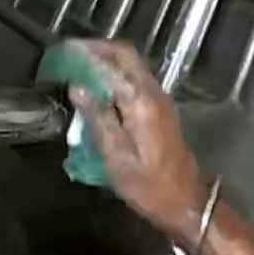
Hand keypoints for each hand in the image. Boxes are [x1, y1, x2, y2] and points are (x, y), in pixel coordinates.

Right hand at [66, 41, 205, 246]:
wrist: (189, 206)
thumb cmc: (149, 186)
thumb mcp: (117, 157)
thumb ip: (97, 117)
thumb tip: (76, 87)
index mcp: (140, 101)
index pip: (110, 64)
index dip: (85, 54)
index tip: (64, 51)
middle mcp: (153, 92)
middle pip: (125, 54)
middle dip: (97, 48)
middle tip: (71, 52)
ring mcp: (159, 98)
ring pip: (131, 64)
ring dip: (106, 58)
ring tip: (80, 64)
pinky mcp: (160, 107)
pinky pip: (134, 77)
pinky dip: (115, 72)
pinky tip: (98, 85)